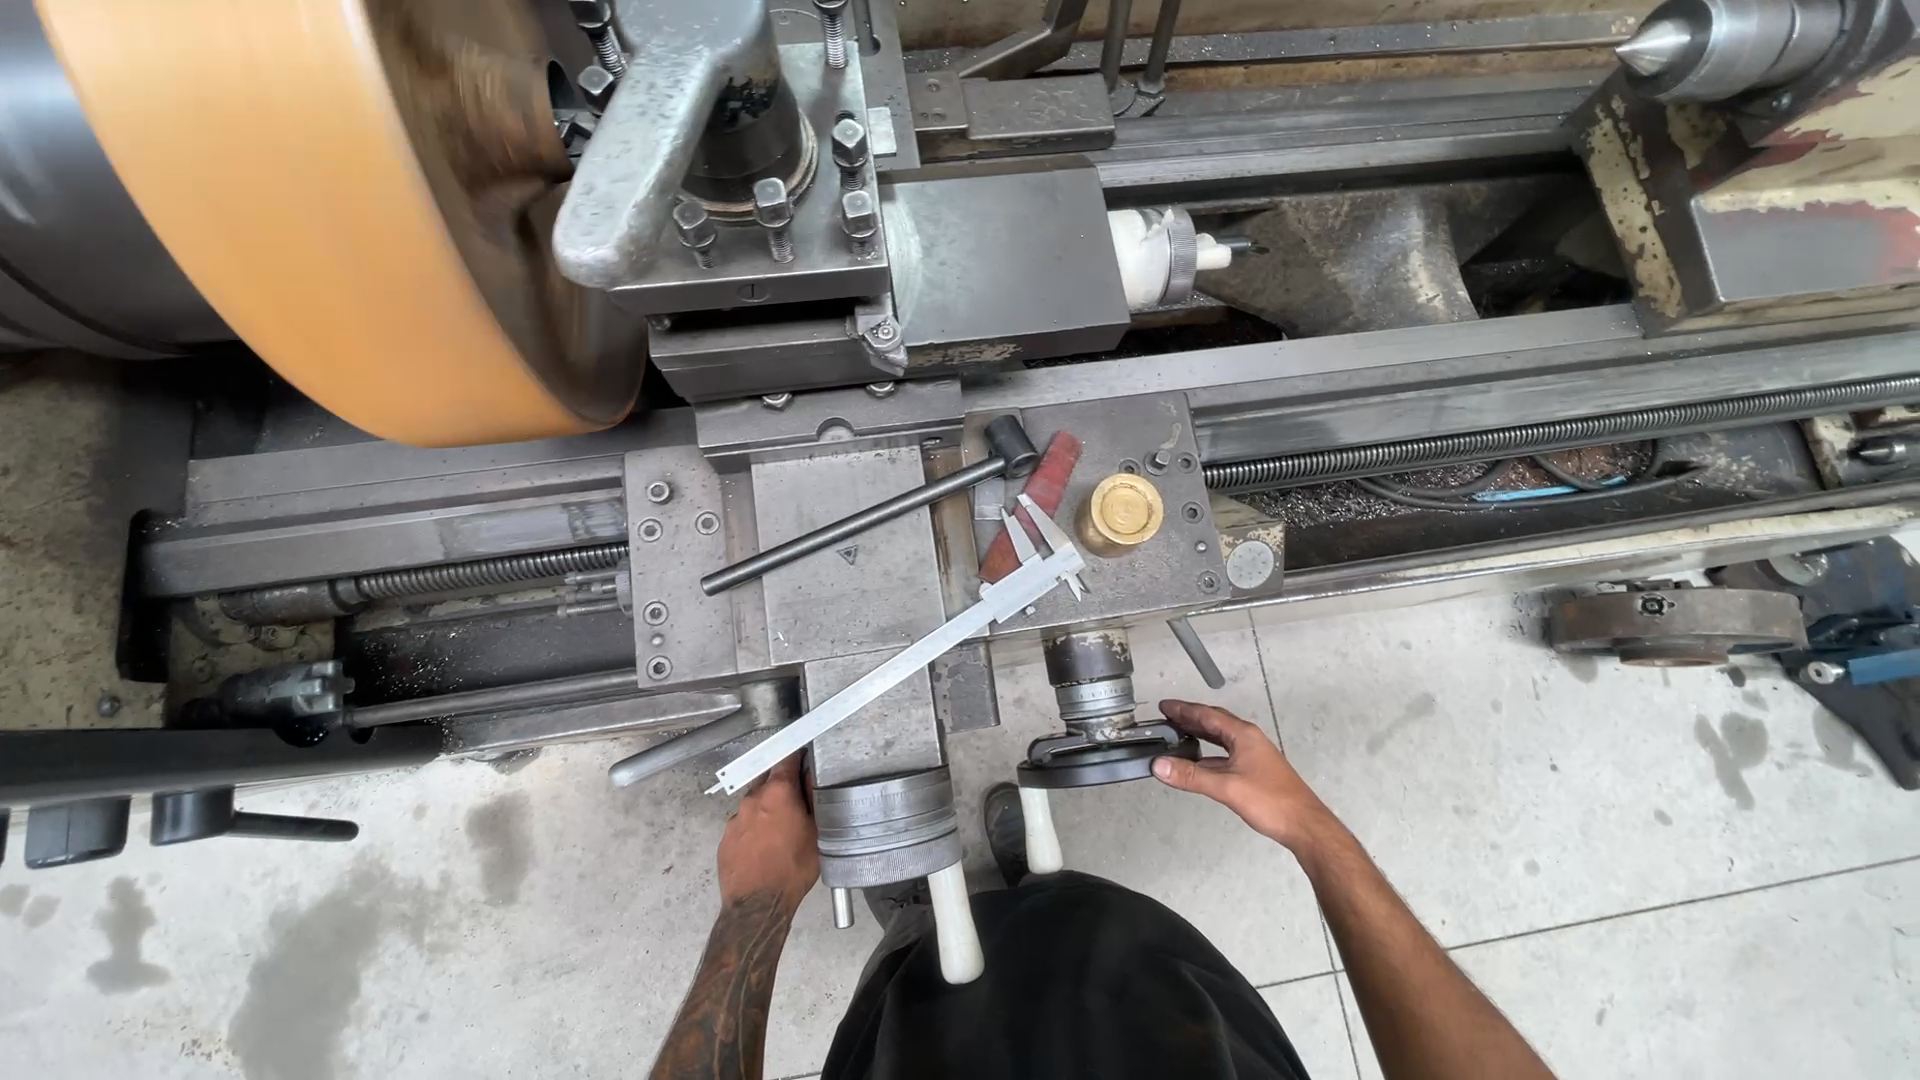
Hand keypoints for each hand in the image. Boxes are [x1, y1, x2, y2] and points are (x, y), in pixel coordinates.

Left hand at [716, 755, 818, 913]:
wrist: (758, 905)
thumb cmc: (793, 868)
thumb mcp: (816, 832)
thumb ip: (813, 800)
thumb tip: (811, 779)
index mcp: (778, 792)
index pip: (787, 760)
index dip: (797, 757)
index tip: (804, 759)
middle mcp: (752, 799)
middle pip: (768, 780)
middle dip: (781, 785)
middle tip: (796, 799)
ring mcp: (735, 819)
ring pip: (754, 804)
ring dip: (766, 809)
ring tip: (780, 830)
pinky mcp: (725, 839)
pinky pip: (742, 825)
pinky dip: (753, 828)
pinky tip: (764, 847)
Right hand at [1152, 699, 1340, 853]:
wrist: (1304, 825)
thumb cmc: (1272, 801)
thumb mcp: (1226, 787)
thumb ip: (1190, 776)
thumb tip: (1159, 765)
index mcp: (1244, 735)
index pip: (1207, 714)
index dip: (1184, 709)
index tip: (1164, 706)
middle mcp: (1249, 740)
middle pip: (1214, 722)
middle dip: (1190, 718)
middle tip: (1167, 717)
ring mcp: (1253, 755)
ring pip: (1220, 738)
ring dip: (1199, 734)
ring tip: (1177, 734)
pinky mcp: (1255, 770)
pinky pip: (1225, 753)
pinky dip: (1208, 753)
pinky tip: (1198, 761)